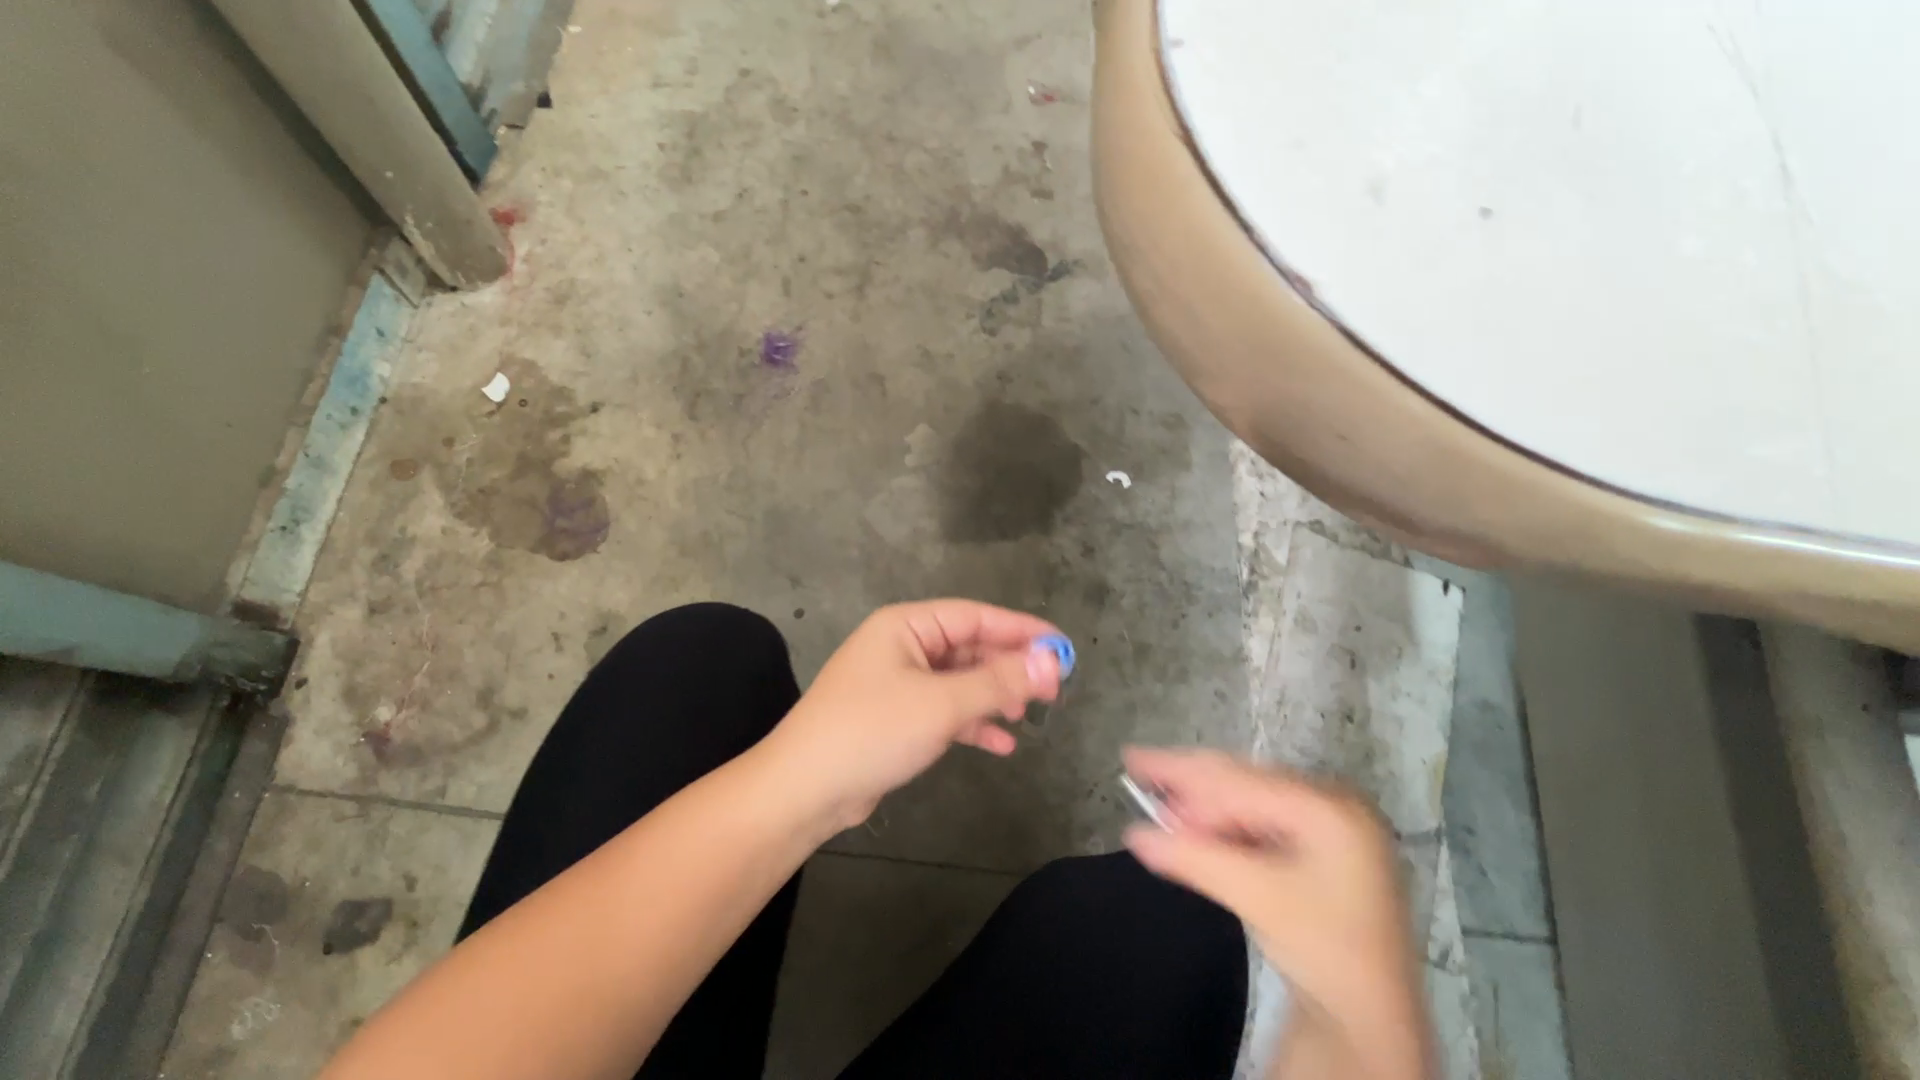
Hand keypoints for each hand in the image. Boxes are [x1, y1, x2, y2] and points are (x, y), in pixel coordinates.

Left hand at [765, 600, 1063, 829]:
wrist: (804, 789)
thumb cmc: (872, 731)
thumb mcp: (941, 704)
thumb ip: (999, 682)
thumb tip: (1052, 661)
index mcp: (906, 626)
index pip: (976, 616)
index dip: (1022, 630)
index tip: (1062, 647)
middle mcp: (901, 647)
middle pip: (968, 648)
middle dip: (1010, 667)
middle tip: (1054, 688)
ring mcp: (897, 684)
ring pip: (959, 681)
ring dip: (994, 696)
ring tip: (1031, 714)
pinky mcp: (895, 719)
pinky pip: (944, 712)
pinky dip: (972, 724)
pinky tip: (1002, 744)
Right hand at [1121, 748, 1429, 1074]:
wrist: (1373, 1016)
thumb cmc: (1325, 948)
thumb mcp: (1258, 897)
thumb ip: (1195, 858)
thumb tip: (1135, 834)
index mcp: (1329, 808)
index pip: (1241, 782)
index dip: (1186, 777)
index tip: (1135, 765)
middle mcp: (1333, 804)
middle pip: (1246, 781)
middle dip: (1191, 781)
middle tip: (1138, 766)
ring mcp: (1331, 827)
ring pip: (1251, 799)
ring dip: (1204, 803)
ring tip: (1160, 800)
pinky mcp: (1323, 851)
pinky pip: (1262, 821)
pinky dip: (1225, 824)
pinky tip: (1196, 828)